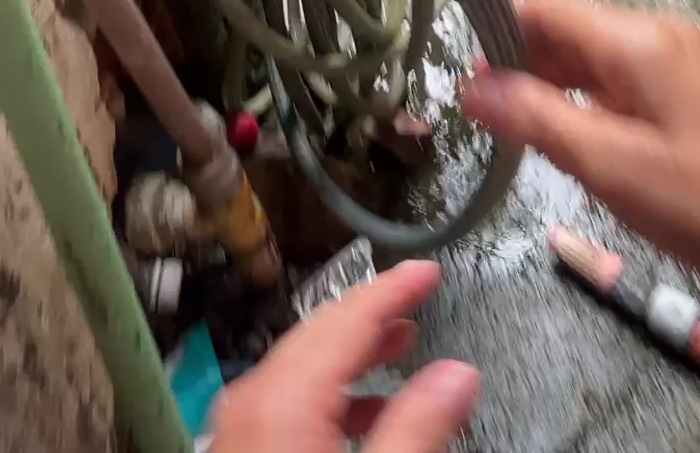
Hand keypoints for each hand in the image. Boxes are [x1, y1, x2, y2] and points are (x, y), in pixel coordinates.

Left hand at [208, 260, 479, 451]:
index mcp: (285, 400)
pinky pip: (289, 400)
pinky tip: (364, 413)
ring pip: (304, 364)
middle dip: (373, 312)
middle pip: (321, 333)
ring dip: (355, 351)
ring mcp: (240, 430)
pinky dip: (331, 392)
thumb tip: (459, 374)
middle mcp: (254, 402)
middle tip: (417, 296)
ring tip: (400, 345)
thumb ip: (419, 430)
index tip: (428, 269)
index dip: (393, 288)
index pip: (348, 319)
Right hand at [462, 0, 699, 320]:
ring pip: (590, 59)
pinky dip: (583, 104)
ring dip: (548, 86)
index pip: (545, 6)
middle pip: (566, 29)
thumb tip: (469, 85)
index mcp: (636, 38)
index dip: (496, 29)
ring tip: (516, 134)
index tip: (460, 76)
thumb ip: (535, 118)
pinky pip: (618, 84)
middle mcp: (655, 36)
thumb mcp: (612, 165)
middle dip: (518, 63)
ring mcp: (677, 65)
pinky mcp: (689, 96)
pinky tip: (570, 142)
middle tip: (482, 116)